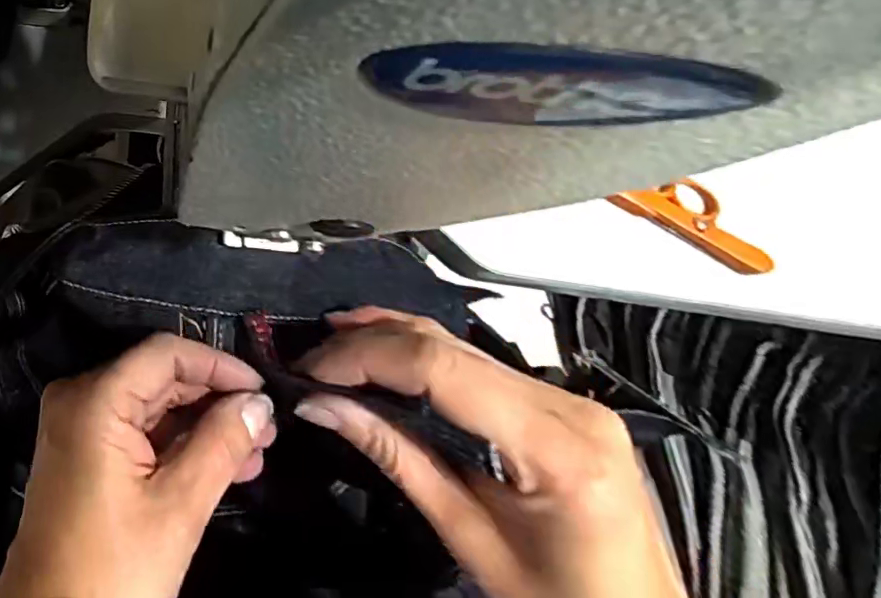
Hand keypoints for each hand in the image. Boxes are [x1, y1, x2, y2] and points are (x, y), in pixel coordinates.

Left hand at [0, 333, 278, 597]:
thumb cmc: (111, 573)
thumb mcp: (176, 509)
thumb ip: (221, 445)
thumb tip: (260, 403)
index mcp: (95, 399)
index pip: (165, 354)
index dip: (217, 364)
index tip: (262, 387)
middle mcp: (81, 397)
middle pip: (160, 378)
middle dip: (216, 398)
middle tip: (266, 423)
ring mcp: (80, 425)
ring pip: (154, 405)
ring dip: (205, 424)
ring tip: (257, 447)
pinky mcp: (85, 452)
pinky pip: (140, 431)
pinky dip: (180, 444)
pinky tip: (226, 462)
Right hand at [294, 308, 684, 597]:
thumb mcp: (472, 542)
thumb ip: (397, 459)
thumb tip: (323, 406)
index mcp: (554, 446)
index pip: (439, 367)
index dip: (366, 355)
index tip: (313, 369)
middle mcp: (567, 404)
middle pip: (446, 344)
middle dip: (369, 343)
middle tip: (313, 358)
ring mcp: (568, 395)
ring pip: (457, 342)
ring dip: (389, 338)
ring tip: (334, 343)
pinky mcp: (558, 399)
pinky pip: (475, 360)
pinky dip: (421, 353)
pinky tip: (385, 348)